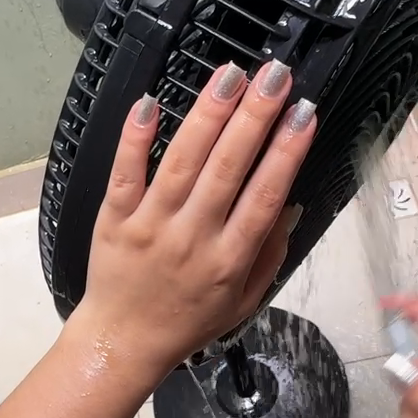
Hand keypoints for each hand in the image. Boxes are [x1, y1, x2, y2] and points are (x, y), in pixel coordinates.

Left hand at [70, 61, 316, 377]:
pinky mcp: (114, 218)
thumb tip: (290, 204)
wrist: (123, 342)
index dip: (286, 151)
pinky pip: (124, 173)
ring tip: (230, 74)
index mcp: (229, 260)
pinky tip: (150, 102)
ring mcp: (149, 225)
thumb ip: (269, 255)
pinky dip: (135, 138)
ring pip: (181, 162)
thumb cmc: (189, 321)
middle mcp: (191, 238)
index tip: (303, 111)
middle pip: (226, 169)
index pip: (264, 196)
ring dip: (207, 114)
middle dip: (254, 117)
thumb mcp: (244, 302)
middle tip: (275, 74)